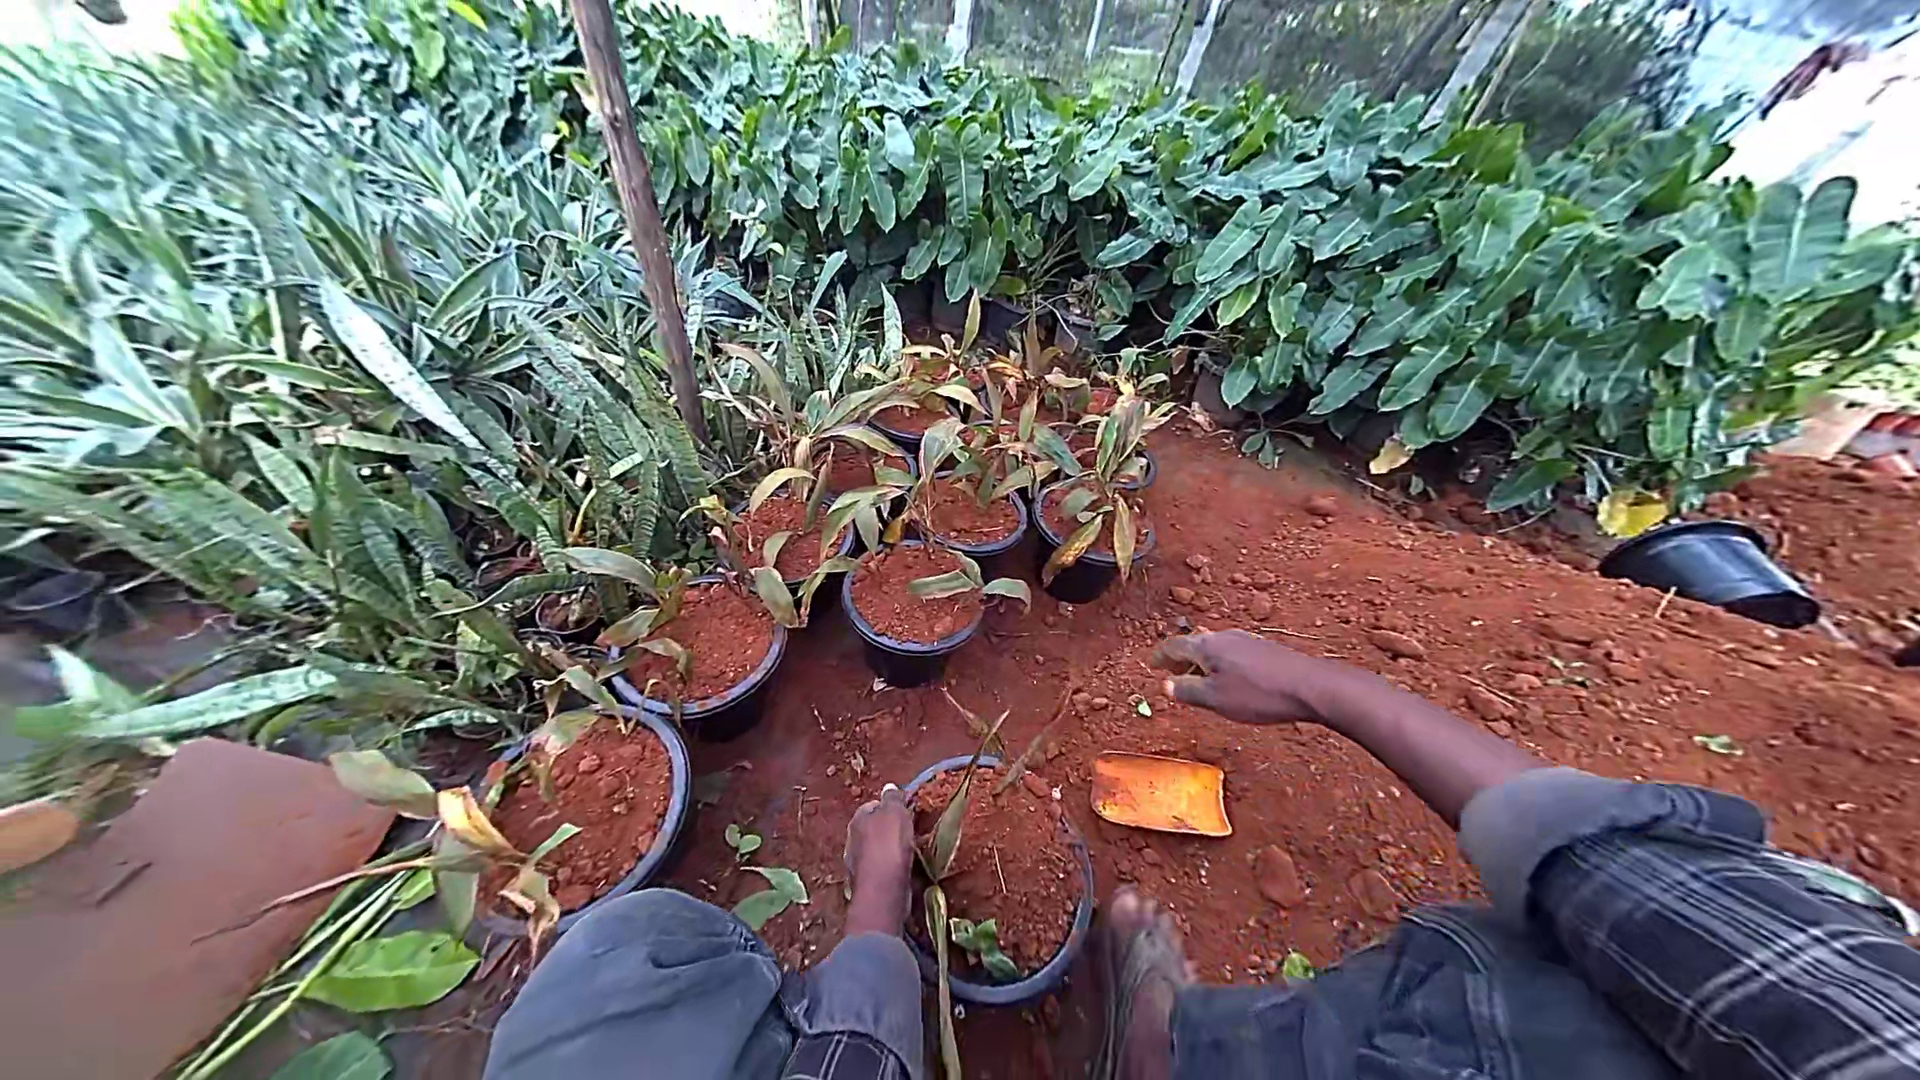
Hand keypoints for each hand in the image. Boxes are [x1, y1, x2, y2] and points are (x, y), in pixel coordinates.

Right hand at [1150, 630, 1359, 725]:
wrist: (1313, 687)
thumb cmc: (1260, 694)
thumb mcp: (1215, 699)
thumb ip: (1188, 691)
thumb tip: (1166, 685)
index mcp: (1206, 646)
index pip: (1174, 646)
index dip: (1161, 656)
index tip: (1152, 663)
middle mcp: (1224, 636)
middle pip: (1194, 644)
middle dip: (1181, 659)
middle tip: (1172, 673)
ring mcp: (1247, 640)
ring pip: (1215, 648)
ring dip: (1202, 662)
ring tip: (1200, 678)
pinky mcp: (1265, 649)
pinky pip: (1232, 652)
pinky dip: (1222, 663)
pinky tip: (1230, 679)